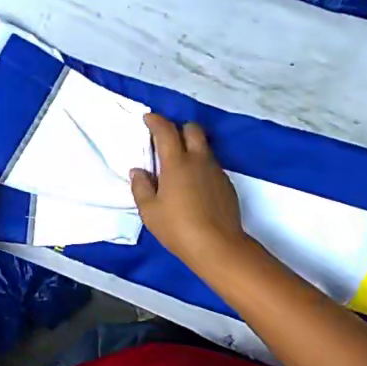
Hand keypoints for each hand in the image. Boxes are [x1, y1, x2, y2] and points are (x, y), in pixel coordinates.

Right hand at [131, 113, 249, 267]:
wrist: (218, 246)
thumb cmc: (178, 227)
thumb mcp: (150, 211)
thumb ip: (141, 187)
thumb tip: (139, 171)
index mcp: (176, 163)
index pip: (166, 131)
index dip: (156, 121)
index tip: (148, 118)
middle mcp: (199, 160)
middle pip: (192, 129)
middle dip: (179, 128)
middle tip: (166, 140)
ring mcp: (216, 171)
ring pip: (204, 148)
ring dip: (191, 148)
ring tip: (179, 166)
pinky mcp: (227, 185)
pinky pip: (212, 166)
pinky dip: (201, 167)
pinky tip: (194, 186)